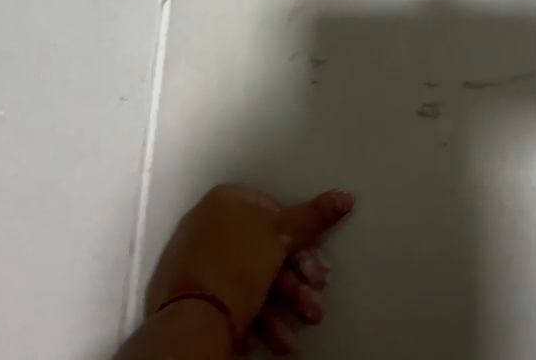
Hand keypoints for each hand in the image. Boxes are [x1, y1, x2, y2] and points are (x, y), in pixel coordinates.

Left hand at [144, 184, 354, 356]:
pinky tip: (264, 340)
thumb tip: (346, 196)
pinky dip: (252, 319)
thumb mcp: (282, 237)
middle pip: (264, 252)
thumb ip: (313, 217)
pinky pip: (229, 299)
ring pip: (250, 280)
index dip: (302, 244)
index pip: (274, 214)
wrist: (190, 321)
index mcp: (227, 200)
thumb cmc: (238, 265)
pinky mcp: (189, 295)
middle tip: (312, 308)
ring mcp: (196, 261)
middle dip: (294, 286)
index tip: (316, 272)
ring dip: (279, 310)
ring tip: (292, 338)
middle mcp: (209, 224)